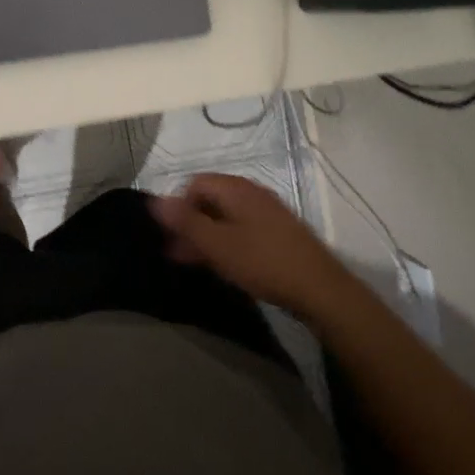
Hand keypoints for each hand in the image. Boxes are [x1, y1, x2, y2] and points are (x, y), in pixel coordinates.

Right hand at [150, 172, 356, 319]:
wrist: (321, 290)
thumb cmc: (263, 262)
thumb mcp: (217, 244)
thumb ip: (185, 221)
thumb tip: (154, 200)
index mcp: (235, 189)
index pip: (194, 183)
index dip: (178, 205)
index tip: (171, 234)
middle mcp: (252, 193)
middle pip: (210, 199)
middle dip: (190, 223)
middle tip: (175, 250)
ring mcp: (268, 213)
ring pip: (225, 217)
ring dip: (206, 236)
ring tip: (192, 261)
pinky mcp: (278, 234)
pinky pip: (242, 230)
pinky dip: (226, 243)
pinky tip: (222, 265)